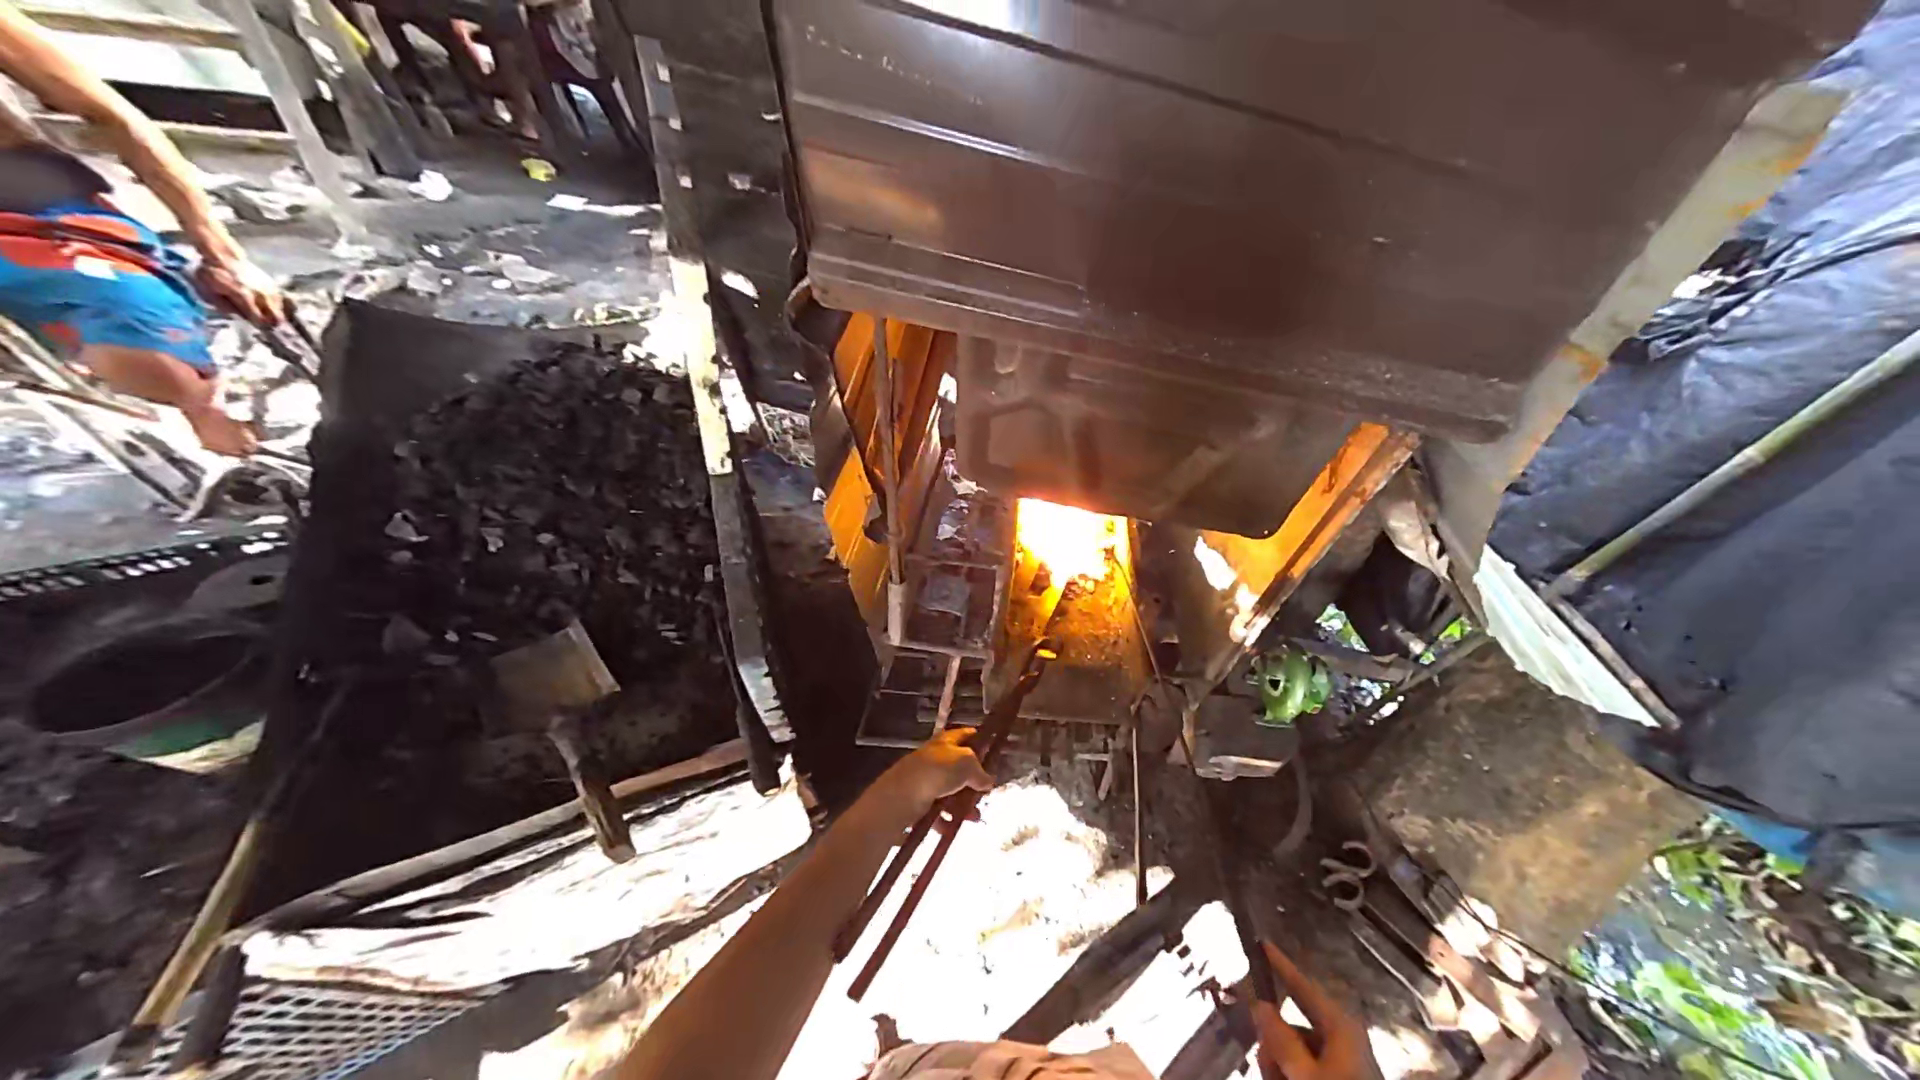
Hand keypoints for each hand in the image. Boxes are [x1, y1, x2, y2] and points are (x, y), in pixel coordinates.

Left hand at [198, 256, 285, 326]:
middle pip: (276, 317)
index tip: (257, 328)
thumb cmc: (213, 274)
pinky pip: (281, 301)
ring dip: (276, 314)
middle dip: (272, 323)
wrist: (224, 257)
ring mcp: (270, 291)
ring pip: (281, 310)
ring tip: (269, 316)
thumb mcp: (208, 290)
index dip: (259, 326)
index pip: (259, 319)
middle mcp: (261, 295)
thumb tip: (238, 316)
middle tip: (265, 324)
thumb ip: (224, 306)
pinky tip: (272, 306)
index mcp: (245, 297)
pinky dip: (278, 306)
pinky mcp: (274, 286)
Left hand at [862, 729, 992, 833]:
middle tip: (985, 794)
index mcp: (946, 741)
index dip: (981, 743)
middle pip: (960, 768)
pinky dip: (947, 818)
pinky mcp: (919, 801)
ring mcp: (926, 780)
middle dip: (974, 783)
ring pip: (951, 792)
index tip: (994, 756)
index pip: (967, 735)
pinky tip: (955, 825)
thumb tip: (988, 781)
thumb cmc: (937, 771)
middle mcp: (936, 758)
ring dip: (964, 805)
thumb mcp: (967, 764)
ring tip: (975, 817)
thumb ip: (980, 771)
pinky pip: (938, 810)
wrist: (902, 795)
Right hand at [1251, 941, 1376, 1079]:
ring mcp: (1342, 1062)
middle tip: (1265, 1066)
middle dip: (1272, 1043)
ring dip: (1278, 1065)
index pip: (1301, 985)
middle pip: (1291, 1024)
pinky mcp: (1340, 1079)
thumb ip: (1280, 1040)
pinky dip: (1290, 1075)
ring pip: (1293, 1050)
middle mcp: (1341, 1037)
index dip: (1279, 965)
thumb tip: (1259, 1004)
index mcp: (1339, 1026)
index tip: (1259, 943)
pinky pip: (1304, 1068)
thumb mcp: (1305, 1076)